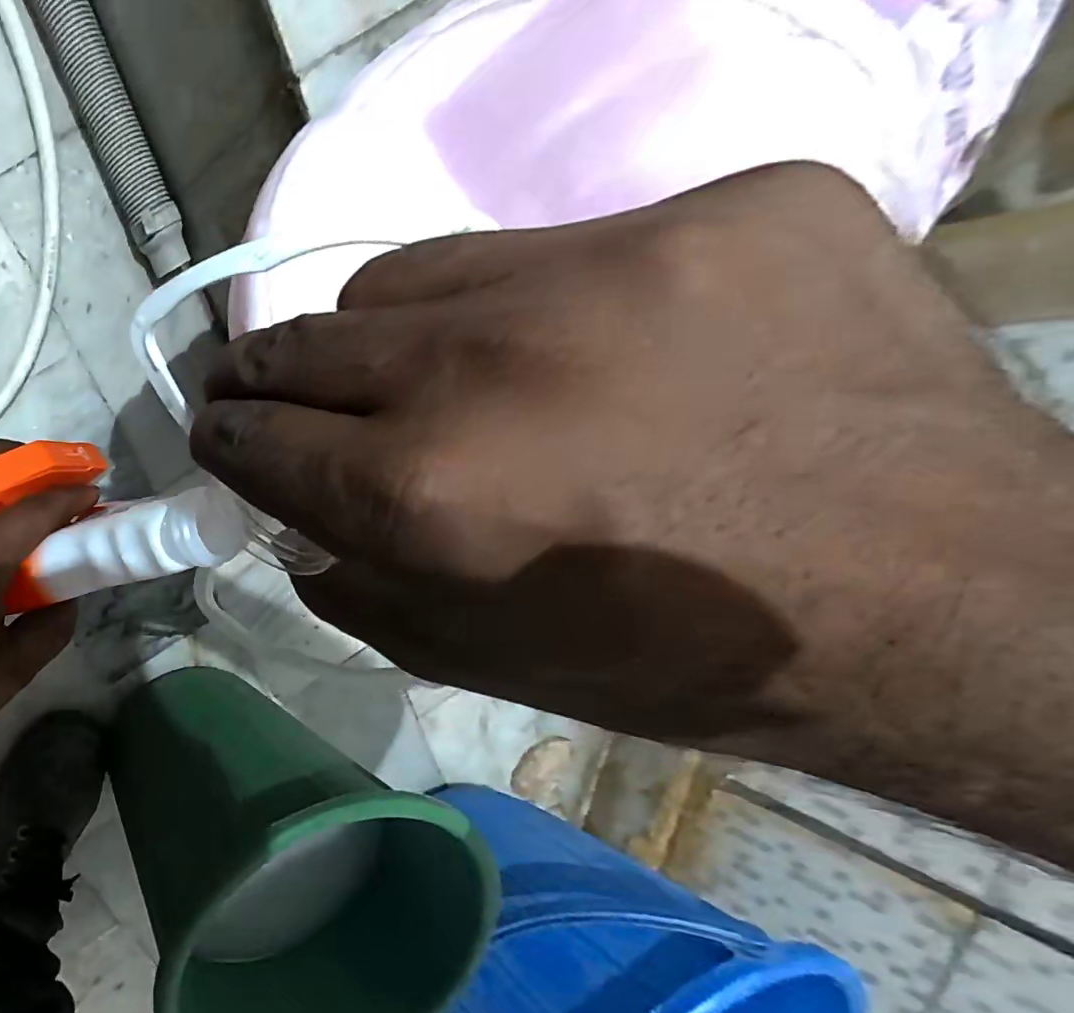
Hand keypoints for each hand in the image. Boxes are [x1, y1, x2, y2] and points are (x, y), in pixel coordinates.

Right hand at [191, 164, 1073, 761]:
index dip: (221, 438)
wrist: (945, 599)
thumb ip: (343, 578)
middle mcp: (484, 368)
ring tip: (403, 371)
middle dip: (256, 374)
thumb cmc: (663, 654)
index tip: (213, 433)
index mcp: (422, 495)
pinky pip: (537, 247)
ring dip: (370, 335)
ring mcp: (604, 269)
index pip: (257, 438)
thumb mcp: (462, 653)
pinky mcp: (717, 210)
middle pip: (301, 343)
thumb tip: (285, 517)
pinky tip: (559, 350)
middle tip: (252, 387)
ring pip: (397, 277)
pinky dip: (508, 307)